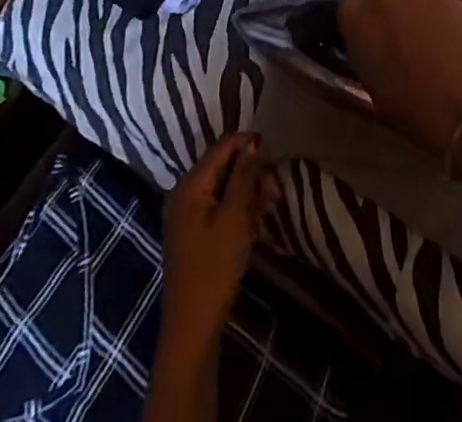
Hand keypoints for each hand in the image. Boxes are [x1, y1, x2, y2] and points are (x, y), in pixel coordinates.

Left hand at [161, 132, 275, 337]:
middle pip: (224, 163)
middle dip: (252, 169)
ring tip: (270, 204)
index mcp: (190, 185)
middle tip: (276, 189)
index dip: (251, 145)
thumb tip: (254, 140)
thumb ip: (244, 175)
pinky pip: (220, 201)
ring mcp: (187, 211)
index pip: (223, 146)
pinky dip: (239, 204)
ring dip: (249, 188)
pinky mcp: (194, 228)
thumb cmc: (216, 265)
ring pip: (224, 183)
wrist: (194, 321)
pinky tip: (256, 217)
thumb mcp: (236, 216)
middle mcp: (184, 191)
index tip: (277, 157)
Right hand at [337, 0, 461, 153]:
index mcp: (356, 14)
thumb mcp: (366, 73)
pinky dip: (443, 17)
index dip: (365, 5)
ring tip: (432, 42)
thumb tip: (374, 38)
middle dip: (393, 12)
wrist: (450, 99)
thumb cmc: (401, 98)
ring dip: (418, 14)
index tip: (372, 21)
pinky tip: (451, 40)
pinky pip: (440, 4)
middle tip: (403, 38)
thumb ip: (365, 43)